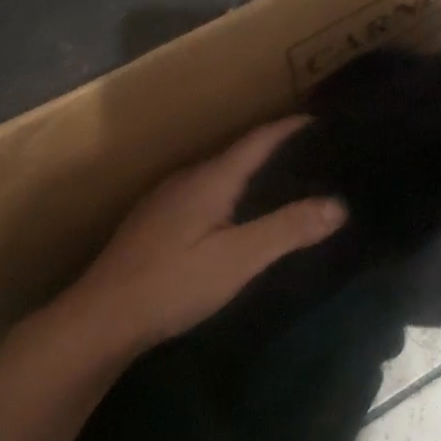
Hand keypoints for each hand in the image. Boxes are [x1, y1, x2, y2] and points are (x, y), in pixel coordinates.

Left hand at [51, 116, 345, 355]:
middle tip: (315, 156)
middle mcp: (186, 179)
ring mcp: (165, 201)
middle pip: (238, 153)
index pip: (258, 139)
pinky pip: (205, 194)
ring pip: (219, 175)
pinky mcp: (155, 224)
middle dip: (276, 150)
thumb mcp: (240, 258)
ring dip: (252, 173)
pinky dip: (232, 194)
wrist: (100, 320)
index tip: (322, 121)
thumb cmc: (174, 283)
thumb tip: (339, 204)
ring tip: (286, 183)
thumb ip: (289, 228)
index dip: (291, 127)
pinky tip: (240, 216)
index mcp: (210, 179)